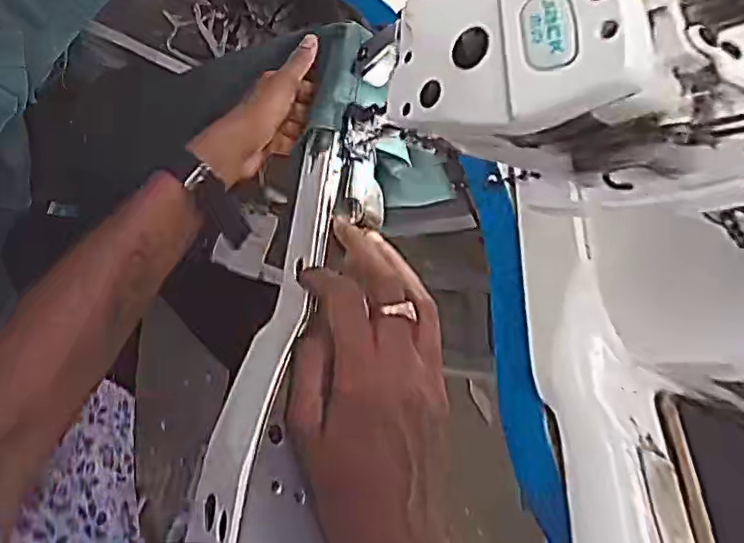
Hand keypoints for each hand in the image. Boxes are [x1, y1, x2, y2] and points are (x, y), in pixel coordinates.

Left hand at [186, 34, 317, 185]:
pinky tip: (299, 142)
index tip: (328, 91)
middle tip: (318, 113)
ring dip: (305, 127)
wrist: (239, 149)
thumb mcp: (284, 83)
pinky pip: (291, 141)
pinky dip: (296, 142)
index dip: (315, 86)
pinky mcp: (272, 143)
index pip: (300, 80)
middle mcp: (272, 102)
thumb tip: (310, 40)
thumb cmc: (255, 115)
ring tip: (307, 129)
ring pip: (298, 123)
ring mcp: (272, 123)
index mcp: (274, 83)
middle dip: (312, 109)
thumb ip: (299, 63)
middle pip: (301, 103)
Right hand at [288, 219, 449, 542]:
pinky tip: (400, 282)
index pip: (346, 300)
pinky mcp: (439, 385)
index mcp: (362, 377)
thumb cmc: (352, 495)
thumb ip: (305, 367)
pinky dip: (413, 291)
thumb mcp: (304, 431)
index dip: (324, 276)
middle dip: (363, 248)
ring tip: (373, 242)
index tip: (311, 273)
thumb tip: (310, 326)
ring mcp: (425, 374)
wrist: (398, 533)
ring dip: (393, 262)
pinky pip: (431, 323)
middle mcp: (400, 368)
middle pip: (388, 286)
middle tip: (345, 231)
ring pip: (417, 298)